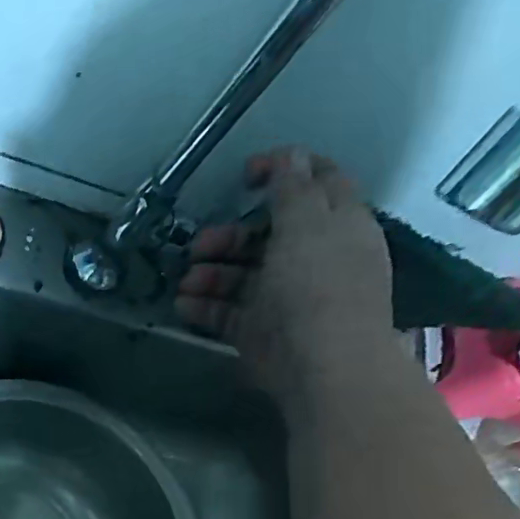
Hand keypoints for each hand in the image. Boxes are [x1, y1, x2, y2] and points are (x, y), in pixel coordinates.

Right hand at [174, 147, 394, 397]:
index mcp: (336, 225)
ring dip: (209, 274)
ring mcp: (284, 296)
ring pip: (241, 275)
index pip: (316, 183)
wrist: (321, 363)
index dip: (284, 171)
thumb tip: (289, 155)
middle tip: (199, 244)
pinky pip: (227, 312)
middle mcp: (312, 257)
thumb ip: (293, 190)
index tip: (246, 174)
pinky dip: (204, 306)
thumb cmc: (318, 285)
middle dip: (229, 236)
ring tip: (185, 282)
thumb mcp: (307, 225)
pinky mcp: (259, 330)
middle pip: (265, 235)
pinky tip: (183, 305)